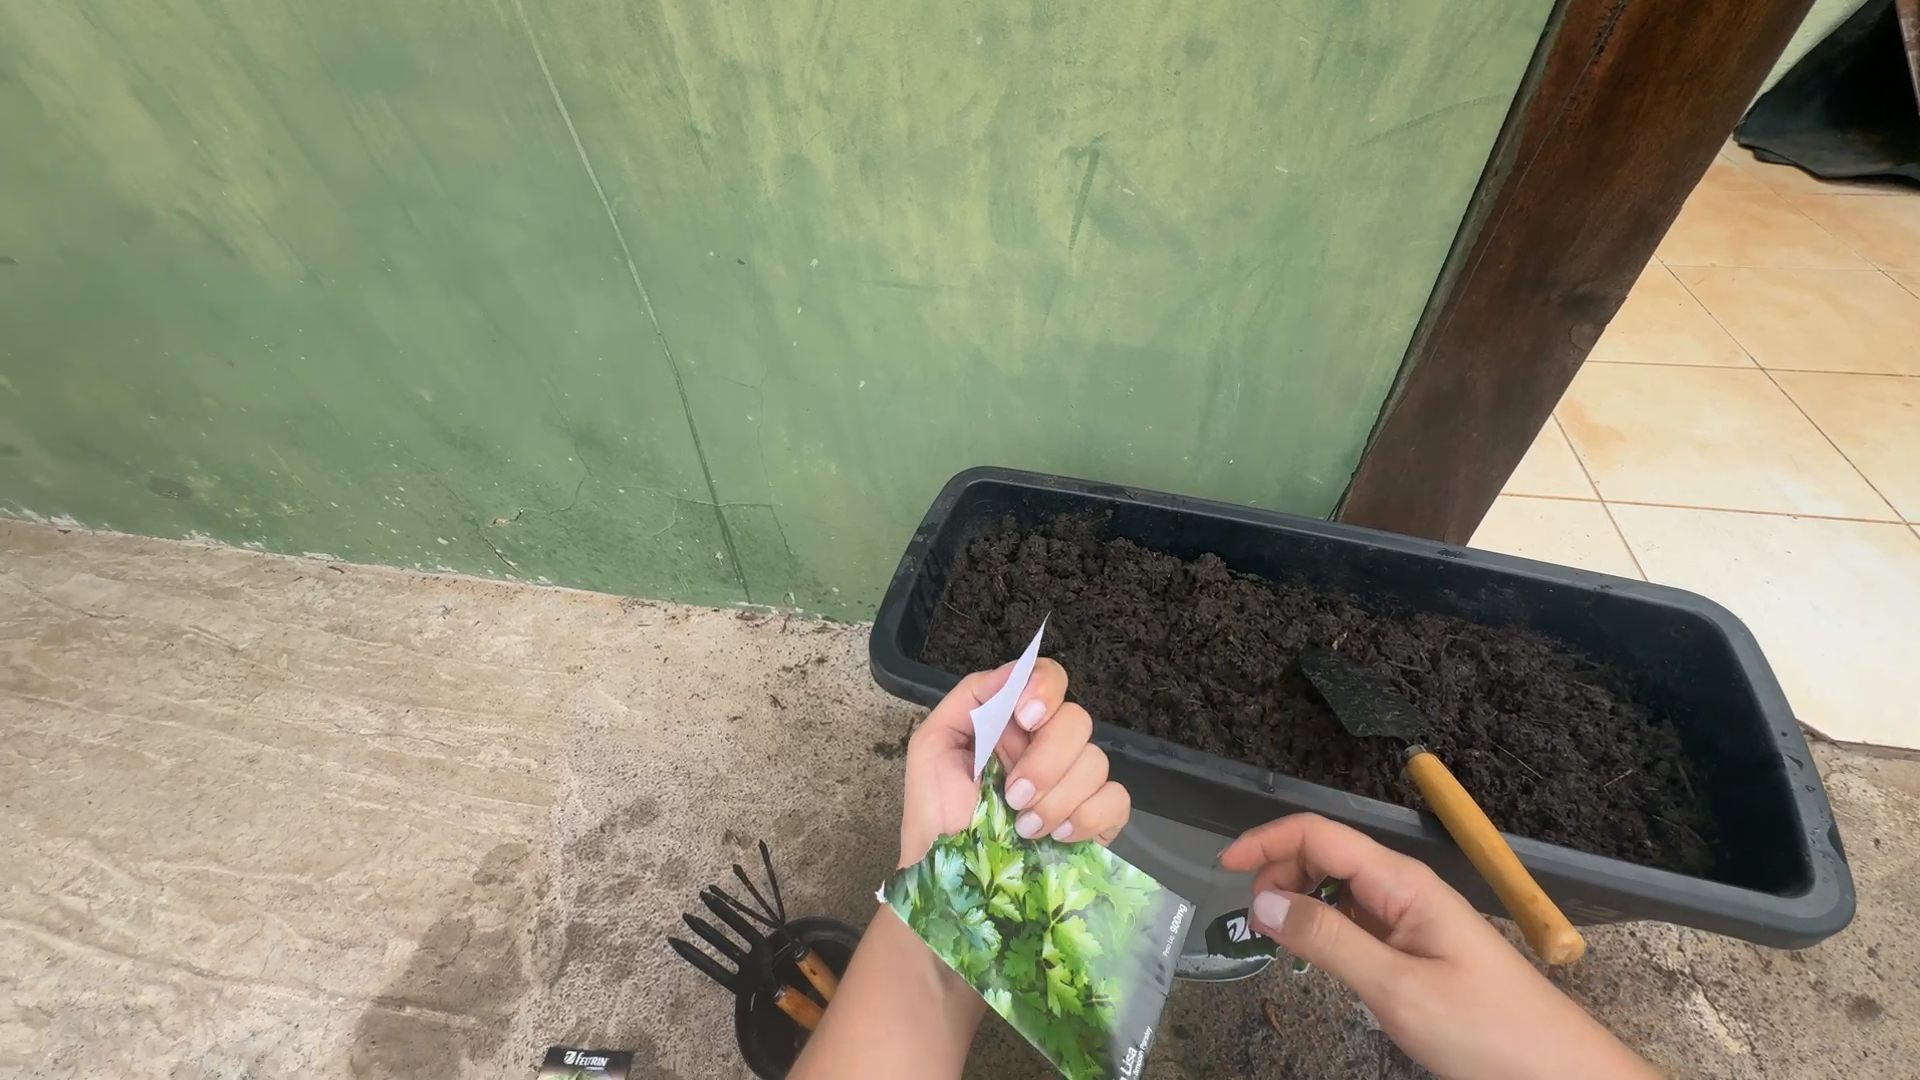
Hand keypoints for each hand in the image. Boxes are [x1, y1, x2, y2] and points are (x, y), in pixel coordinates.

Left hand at [898, 659, 1129, 868]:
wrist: (950, 885)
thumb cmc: (934, 815)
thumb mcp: (933, 745)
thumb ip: (970, 698)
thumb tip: (1015, 672)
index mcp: (1012, 722)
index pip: (1049, 679)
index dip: (1046, 689)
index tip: (1025, 719)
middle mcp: (1047, 745)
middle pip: (1077, 720)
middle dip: (1046, 760)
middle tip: (1014, 795)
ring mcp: (1074, 783)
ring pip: (1096, 761)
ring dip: (1058, 796)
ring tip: (1024, 827)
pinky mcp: (1096, 821)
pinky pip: (1116, 800)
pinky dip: (1090, 816)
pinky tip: (1060, 836)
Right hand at [1221, 814, 1661, 1079]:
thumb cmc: (1489, 1033)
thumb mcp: (1398, 989)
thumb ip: (1327, 939)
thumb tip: (1262, 901)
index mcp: (1398, 880)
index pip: (1317, 833)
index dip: (1266, 840)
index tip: (1225, 867)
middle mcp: (1400, 886)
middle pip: (1322, 852)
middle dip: (1278, 872)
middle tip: (1255, 920)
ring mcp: (1409, 916)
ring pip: (1335, 885)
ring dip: (1298, 899)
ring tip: (1278, 938)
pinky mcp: (1413, 945)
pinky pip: (1353, 918)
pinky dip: (1321, 925)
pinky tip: (1313, 953)